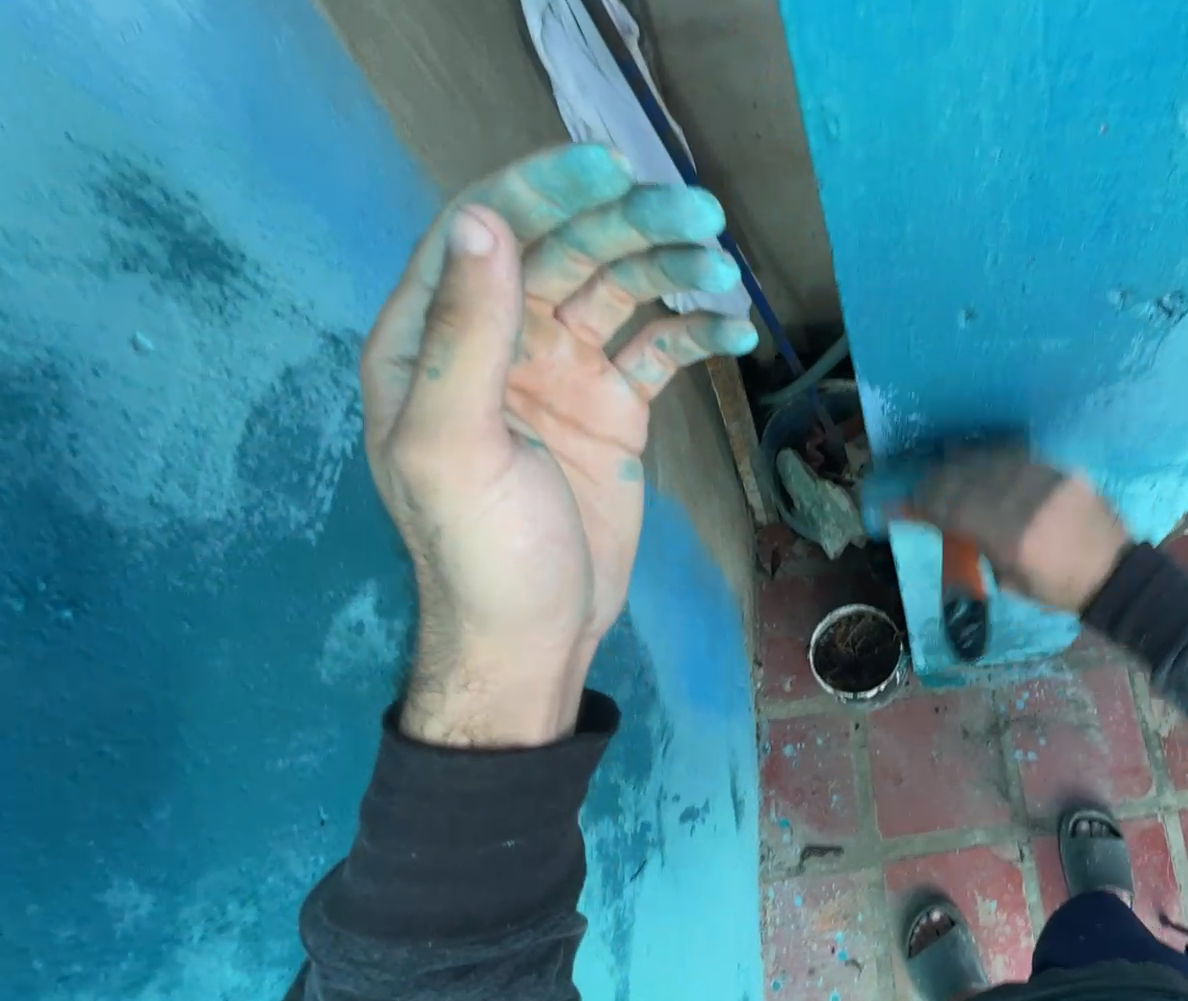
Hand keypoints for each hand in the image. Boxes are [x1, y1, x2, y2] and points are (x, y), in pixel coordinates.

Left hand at [361, 144, 757, 746]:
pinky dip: (696, 338)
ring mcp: (565, 373)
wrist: (537, 632)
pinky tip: (736, 338)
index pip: (489, 233)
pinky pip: (660, 354)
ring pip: (623, 297)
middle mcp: (504, 342)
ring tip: (728, 272)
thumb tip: (479, 221)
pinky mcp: (616, 407)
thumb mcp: (455, 445)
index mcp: (437, 339)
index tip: (614, 167)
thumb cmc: (480, 551)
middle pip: (571, 256)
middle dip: (633, 228)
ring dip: (674, 275)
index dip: (546, 190)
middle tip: (704, 214)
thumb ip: (466, 336)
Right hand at [911, 449, 1131, 612]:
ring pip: (993, 463)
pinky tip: (982, 465)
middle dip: (939, 482)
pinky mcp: (1064, 472)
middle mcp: (1029, 504)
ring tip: (947, 471)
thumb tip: (946, 525)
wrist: (1115, 575)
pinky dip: (995, 460)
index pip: (957, 510)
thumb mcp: (1010, 582)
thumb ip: (979, 549)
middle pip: (970, 481)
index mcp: (1014, 539)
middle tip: (923, 486)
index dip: (926, 504)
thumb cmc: (1059, 588)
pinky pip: (1020, 459)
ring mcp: (1049, 483)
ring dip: (964, 465)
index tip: (905, 504)